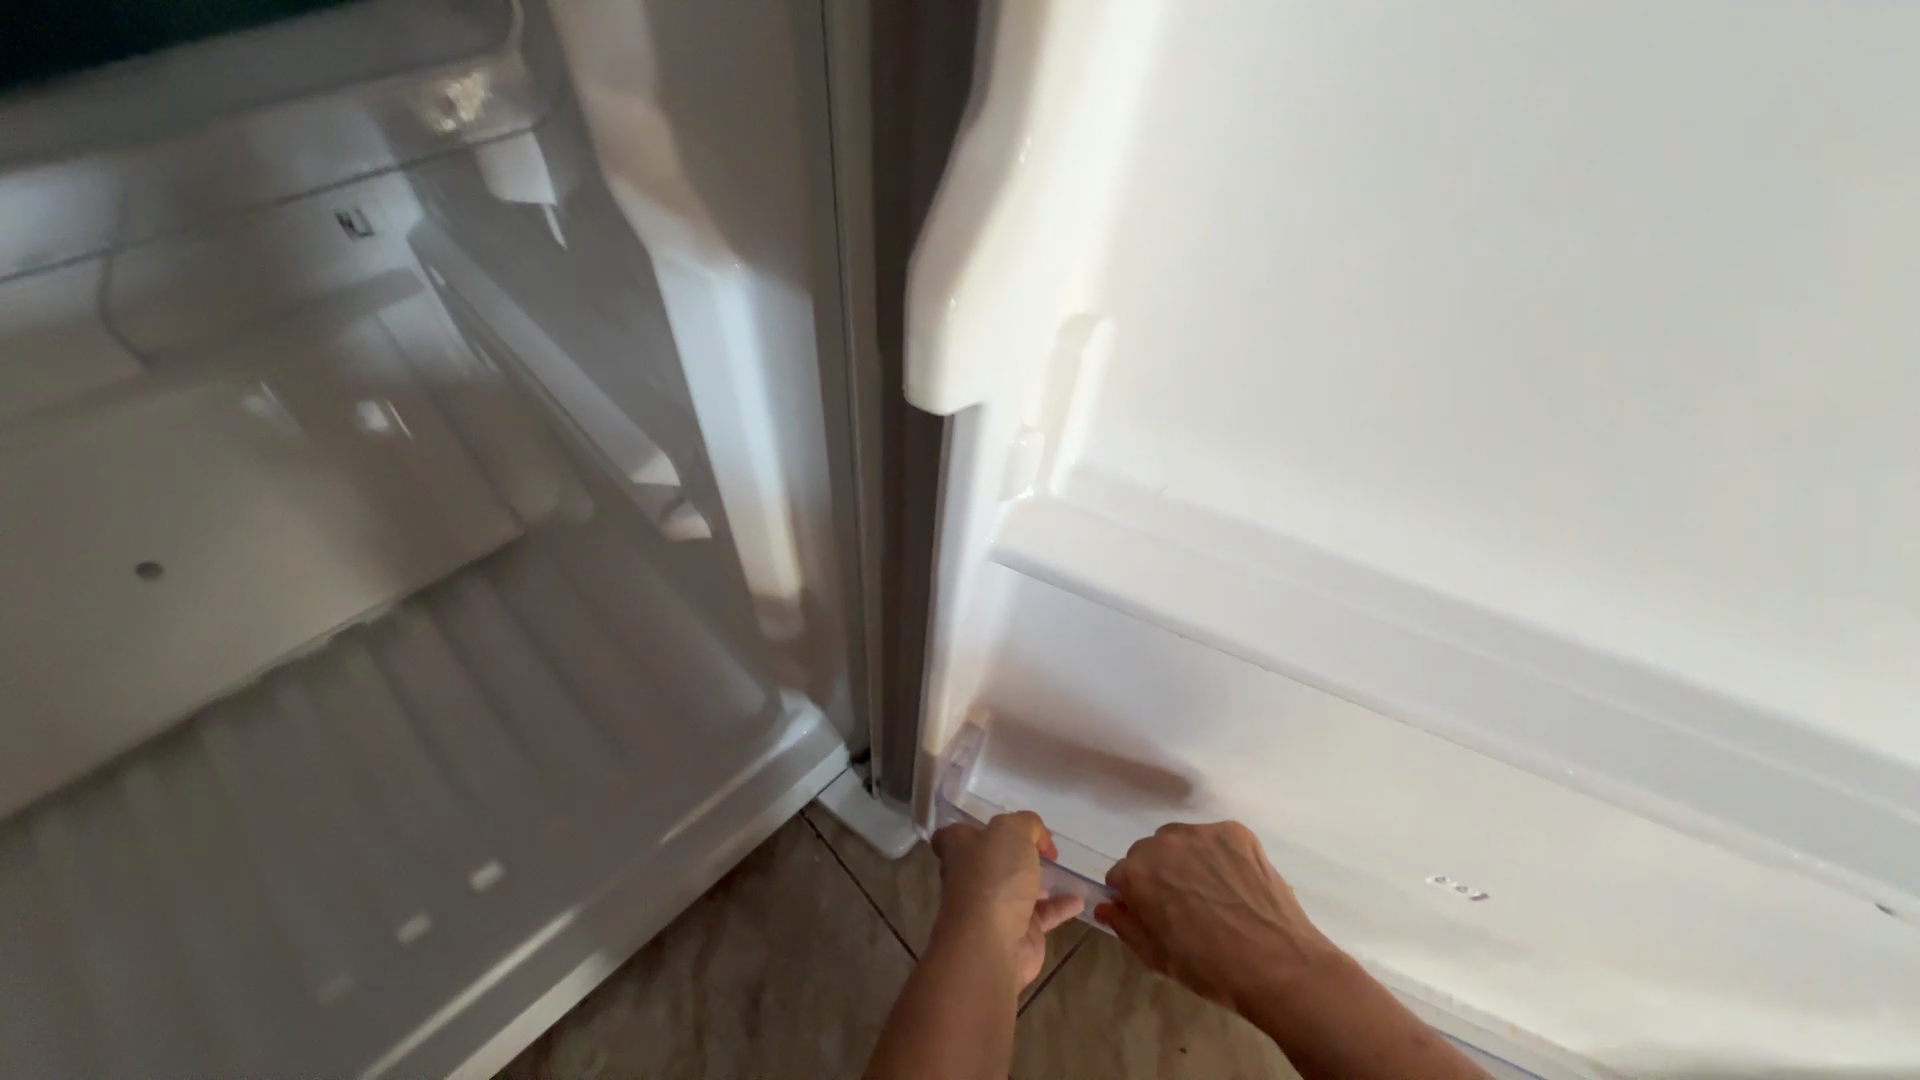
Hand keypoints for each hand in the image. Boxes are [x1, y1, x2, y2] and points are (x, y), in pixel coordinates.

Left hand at [931, 812, 1084, 987]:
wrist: (992, 943)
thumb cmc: (993, 876)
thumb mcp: (1011, 830)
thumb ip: (1026, 823)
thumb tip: (1036, 836)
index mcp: (959, 849)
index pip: (955, 835)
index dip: (976, 828)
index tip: (1001, 827)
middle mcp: (971, 877)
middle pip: (990, 860)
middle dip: (1013, 854)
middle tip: (1040, 846)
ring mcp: (993, 906)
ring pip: (1017, 888)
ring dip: (1038, 879)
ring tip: (1061, 868)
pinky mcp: (1017, 932)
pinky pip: (1042, 914)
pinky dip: (1060, 906)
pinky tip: (1080, 899)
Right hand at [1096, 821, 1337, 1011]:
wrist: (1279, 966)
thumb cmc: (1210, 969)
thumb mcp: (1157, 957)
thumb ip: (1125, 925)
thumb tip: (1106, 905)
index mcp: (1137, 873)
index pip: (1121, 875)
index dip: (1134, 897)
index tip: (1152, 914)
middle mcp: (1163, 843)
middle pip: (1148, 853)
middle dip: (1158, 873)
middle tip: (1184, 905)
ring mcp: (1202, 833)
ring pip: (1181, 840)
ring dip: (1186, 859)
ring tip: (1213, 892)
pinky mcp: (1236, 831)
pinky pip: (1215, 838)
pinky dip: (1220, 855)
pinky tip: (1235, 884)